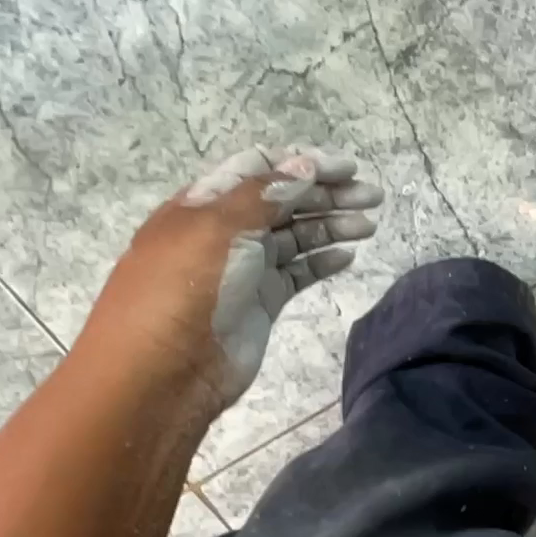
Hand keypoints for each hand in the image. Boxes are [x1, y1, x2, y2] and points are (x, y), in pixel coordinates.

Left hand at [74, 146, 384, 415]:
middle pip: (284, 201)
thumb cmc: (184, 290)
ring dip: (333, 225)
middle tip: (373, 198)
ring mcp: (245, 267)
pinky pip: (299, 272)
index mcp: (204, 205)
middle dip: (328, 194)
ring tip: (368, 227)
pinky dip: (324, 261)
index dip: (302, 163)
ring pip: (296, 236)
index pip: (259, 168)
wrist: (162, 372)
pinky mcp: (262, 300)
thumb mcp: (220, 229)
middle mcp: (225, 231)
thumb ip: (266, 194)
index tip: (348, 169)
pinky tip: (349, 257)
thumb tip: (307, 166)